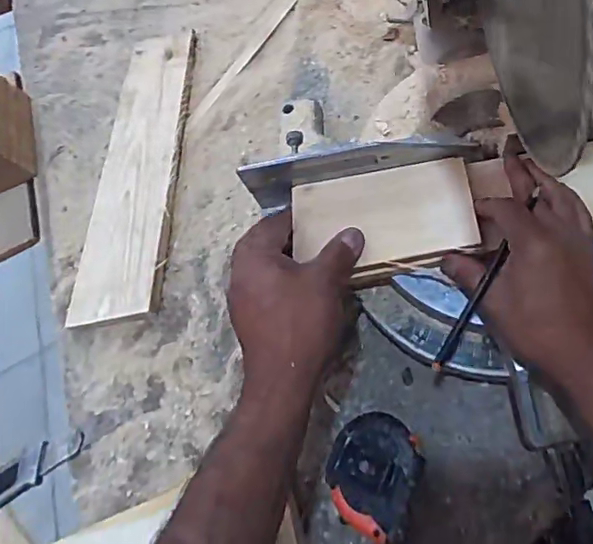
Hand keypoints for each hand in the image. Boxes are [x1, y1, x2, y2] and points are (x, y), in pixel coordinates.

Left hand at [225, 212, 362, 392]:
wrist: (282, 381)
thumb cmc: (300, 321)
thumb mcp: (325, 280)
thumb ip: (338, 252)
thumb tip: (352, 233)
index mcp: (253, 257)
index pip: (273, 222)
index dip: (298, 215)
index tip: (321, 212)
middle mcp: (240, 274)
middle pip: (266, 242)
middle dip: (293, 236)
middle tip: (322, 232)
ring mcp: (242, 298)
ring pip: (267, 265)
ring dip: (291, 258)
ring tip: (321, 256)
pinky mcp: (251, 318)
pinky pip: (268, 285)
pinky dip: (287, 278)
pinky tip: (310, 284)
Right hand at [441, 156, 592, 387]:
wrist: (578, 350)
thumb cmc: (533, 327)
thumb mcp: (495, 303)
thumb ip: (470, 275)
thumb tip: (447, 257)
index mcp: (533, 240)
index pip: (507, 209)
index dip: (488, 206)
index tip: (475, 211)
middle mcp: (558, 229)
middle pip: (537, 192)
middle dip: (520, 173)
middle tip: (508, 154)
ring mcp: (577, 236)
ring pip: (562, 196)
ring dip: (546, 180)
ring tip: (533, 168)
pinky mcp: (588, 247)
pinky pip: (580, 212)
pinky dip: (568, 198)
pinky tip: (561, 197)